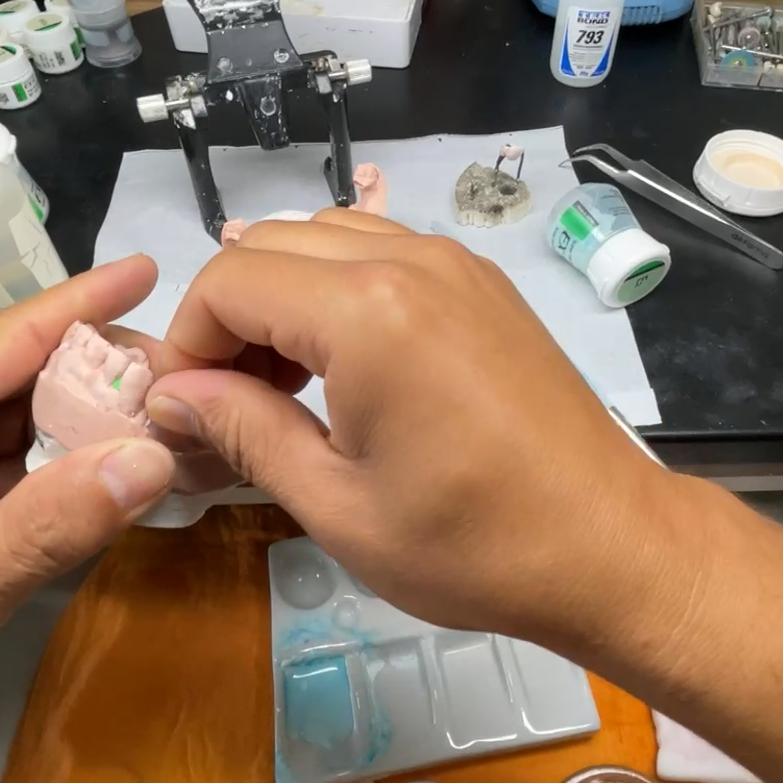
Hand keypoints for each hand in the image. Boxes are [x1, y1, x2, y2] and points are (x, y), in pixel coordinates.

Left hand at [0, 259, 177, 782]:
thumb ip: (49, 525)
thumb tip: (156, 456)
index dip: (79, 303)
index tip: (150, 268)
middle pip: (17, 380)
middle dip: (101, 370)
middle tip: (186, 372)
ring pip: (20, 429)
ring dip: (91, 424)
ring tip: (168, 415)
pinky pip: (16, 477)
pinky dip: (69, 474)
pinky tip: (117, 473)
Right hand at [142, 210, 696, 644]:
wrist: (608, 542)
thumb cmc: (473, 545)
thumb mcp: (339, 506)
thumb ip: (245, 430)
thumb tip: (173, 393)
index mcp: (369, 311)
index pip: (230, 280)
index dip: (188, 339)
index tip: (188, 406)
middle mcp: (411, 258)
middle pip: (272, 244)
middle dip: (230, 315)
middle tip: (234, 400)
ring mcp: (455, 261)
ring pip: (325, 237)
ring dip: (284, 296)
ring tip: (289, 381)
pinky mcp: (482, 280)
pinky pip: (382, 250)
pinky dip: (339, 288)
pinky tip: (350, 360)